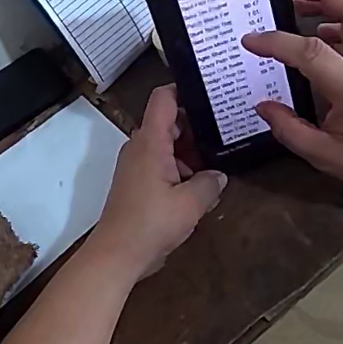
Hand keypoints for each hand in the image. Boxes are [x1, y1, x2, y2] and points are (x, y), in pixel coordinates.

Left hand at [83, 85, 226, 278]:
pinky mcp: (136, 182)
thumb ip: (210, 183)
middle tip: (226, 130)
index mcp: (150, 142)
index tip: (210, 92)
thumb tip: (218, 175)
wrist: (116, 255)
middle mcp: (140, 147)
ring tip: (218, 163)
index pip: (163, 98)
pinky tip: (200, 187)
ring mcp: (136, 165)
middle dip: (195, 126)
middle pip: (169, 121)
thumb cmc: (151, 224)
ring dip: (189, 153)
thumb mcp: (191, 203)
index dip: (184, 89)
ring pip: (166, 145)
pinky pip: (161, 164)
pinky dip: (179, 169)